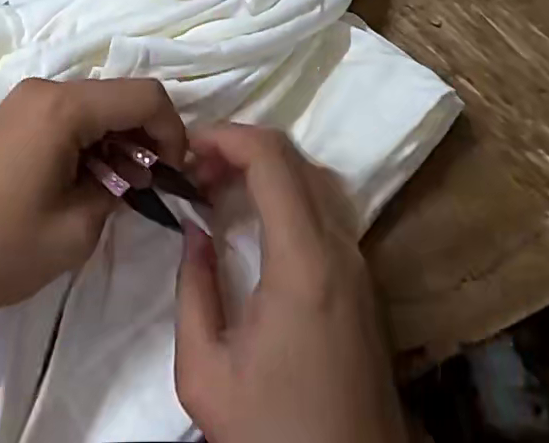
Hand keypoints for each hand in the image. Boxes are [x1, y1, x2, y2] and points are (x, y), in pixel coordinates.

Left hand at [0, 76, 186, 324]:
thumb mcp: (77, 228)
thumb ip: (119, 188)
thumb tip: (134, 170)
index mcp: (63, 106)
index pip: (145, 95)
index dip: (173, 131)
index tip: (175, 175)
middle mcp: (44, 89)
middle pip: (119, 96)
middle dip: (145, 136)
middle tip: (150, 188)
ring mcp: (23, 101)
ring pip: (94, 106)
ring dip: (118, 140)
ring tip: (117, 191)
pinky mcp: (11, 119)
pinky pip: (67, 116)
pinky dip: (90, 141)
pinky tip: (85, 181)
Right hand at [174, 125, 402, 442]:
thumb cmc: (273, 430)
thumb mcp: (204, 371)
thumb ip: (193, 288)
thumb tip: (196, 230)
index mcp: (303, 262)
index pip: (271, 158)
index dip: (225, 136)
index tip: (185, 150)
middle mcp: (340, 249)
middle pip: (293, 157)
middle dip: (236, 146)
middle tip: (193, 171)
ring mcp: (358, 262)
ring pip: (311, 175)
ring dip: (261, 166)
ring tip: (215, 186)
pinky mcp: (362, 279)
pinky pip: (322, 205)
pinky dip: (282, 189)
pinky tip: (251, 215)